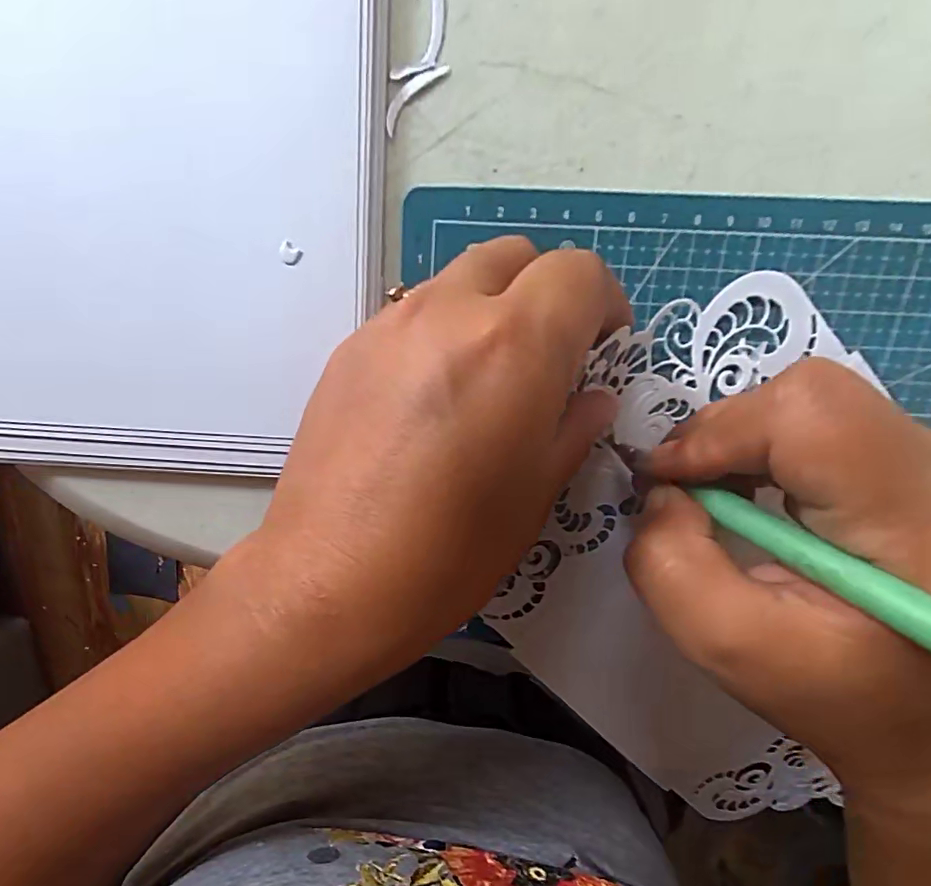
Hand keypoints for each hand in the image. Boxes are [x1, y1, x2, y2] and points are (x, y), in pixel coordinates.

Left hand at [220, 236, 628, 674]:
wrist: (328, 582)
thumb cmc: (446, 554)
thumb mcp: (532, 497)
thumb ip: (571, 429)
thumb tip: (589, 397)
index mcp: (511, 344)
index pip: (577, 272)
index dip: (601, 305)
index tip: (598, 351)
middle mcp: (444, 313)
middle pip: (510, 258)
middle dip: (541, 295)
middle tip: (542, 362)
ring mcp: (384, 329)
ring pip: (452, 284)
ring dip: (483, 313)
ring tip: (478, 386)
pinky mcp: (343, 355)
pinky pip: (405, 320)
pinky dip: (433, 338)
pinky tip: (422, 406)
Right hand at [623, 359, 930, 798]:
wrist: (922, 725)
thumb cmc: (830, 697)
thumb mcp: (723, 645)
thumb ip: (669, 562)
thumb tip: (664, 492)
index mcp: (926, 519)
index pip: (810, 413)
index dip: (718, 433)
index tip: (664, 481)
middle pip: (811, 398)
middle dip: (723, 437)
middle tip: (679, 491)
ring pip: (817, 405)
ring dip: (743, 444)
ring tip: (715, 498)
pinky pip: (832, 424)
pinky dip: (771, 451)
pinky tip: (759, 495)